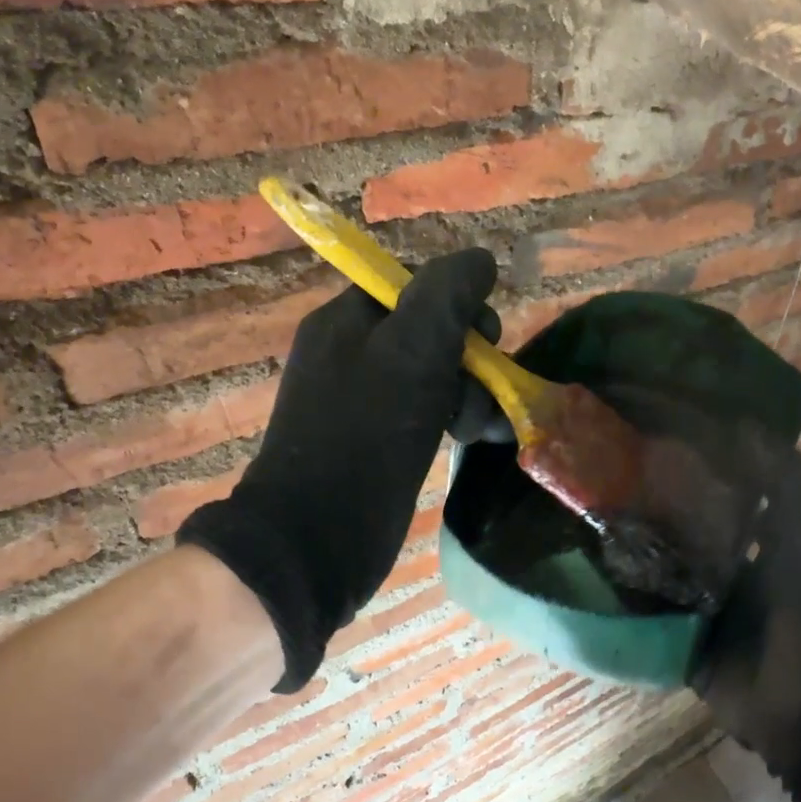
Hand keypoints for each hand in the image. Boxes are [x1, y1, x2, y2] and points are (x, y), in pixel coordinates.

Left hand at [178, 249, 498, 691]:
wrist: (314, 542)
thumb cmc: (366, 435)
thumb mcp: (415, 349)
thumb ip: (449, 293)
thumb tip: (481, 260)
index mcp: (346, 317)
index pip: (417, 282)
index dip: (458, 301)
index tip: (482, 338)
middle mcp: (349, 349)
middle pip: (430, 326)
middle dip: (470, 354)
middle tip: (486, 387)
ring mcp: (358, 398)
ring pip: (433, 370)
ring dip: (469, 391)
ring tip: (482, 426)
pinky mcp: (371, 439)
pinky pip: (423, 408)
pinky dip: (453, 417)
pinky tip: (474, 439)